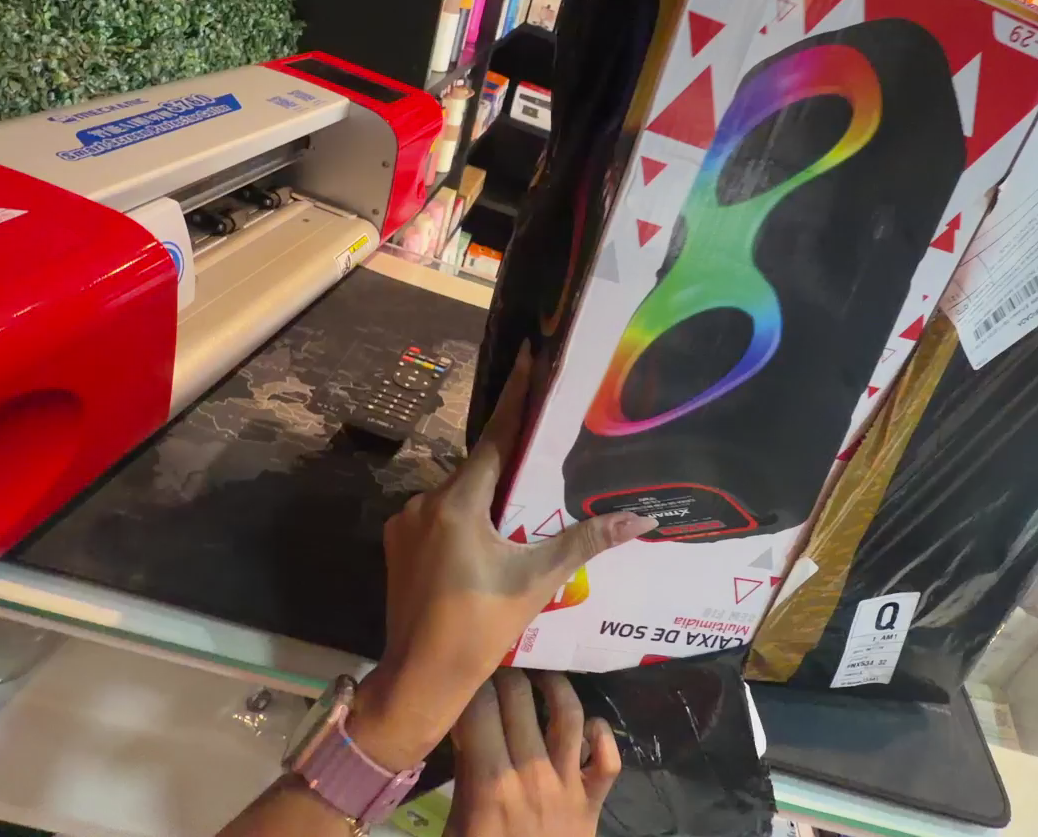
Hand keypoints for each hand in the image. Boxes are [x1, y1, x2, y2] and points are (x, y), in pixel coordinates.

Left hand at [348, 347, 655, 769]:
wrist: (418, 681)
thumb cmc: (481, 627)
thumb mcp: (538, 581)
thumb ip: (585, 541)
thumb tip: (640, 517)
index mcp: (460, 503)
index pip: (497, 436)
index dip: (517, 396)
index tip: (529, 357)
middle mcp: (427, 501)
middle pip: (480, 465)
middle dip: (511, 457)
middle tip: (544, 447)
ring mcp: (407, 521)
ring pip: (460, 491)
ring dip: (488, 492)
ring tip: (519, 506)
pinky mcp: (398, 542)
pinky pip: (441, 512)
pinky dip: (466, 512)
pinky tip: (486, 536)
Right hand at [447, 669, 620, 836]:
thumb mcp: (455, 828)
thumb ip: (460, 774)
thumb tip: (456, 723)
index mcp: (489, 785)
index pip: (478, 708)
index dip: (469, 685)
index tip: (464, 681)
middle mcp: (531, 774)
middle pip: (518, 696)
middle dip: (504, 674)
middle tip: (496, 671)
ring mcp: (568, 785)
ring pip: (568, 713)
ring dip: (554, 685)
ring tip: (539, 677)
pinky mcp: (595, 801)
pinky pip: (609, 758)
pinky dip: (601, 734)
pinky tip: (584, 726)